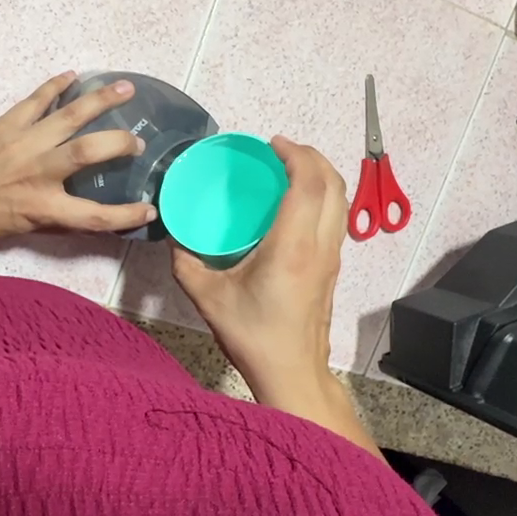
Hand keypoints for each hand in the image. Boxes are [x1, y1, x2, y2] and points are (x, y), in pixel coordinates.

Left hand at [0, 72, 157, 249]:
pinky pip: (36, 100)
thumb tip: (84, 214)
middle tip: (137, 139)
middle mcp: (39, 173)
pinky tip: (73, 75)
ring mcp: (22, 144)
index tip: (150, 210)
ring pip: (70, 116)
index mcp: (43, 207)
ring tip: (125, 88)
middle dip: (120, 143)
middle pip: (92, 152)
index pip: (97, 216)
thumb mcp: (20, 229)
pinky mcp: (5, 125)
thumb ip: (55, 218)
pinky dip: (55, 86)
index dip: (127, 216)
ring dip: (100, 99)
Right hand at [171, 137, 347, 404]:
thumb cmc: (252, 334)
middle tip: (280, 151)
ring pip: (340, 200)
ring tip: (289, 170)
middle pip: (334, 184)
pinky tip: (292, 205)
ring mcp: (331, 257)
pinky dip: (320, 197)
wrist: (291, 371)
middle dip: (311, 157)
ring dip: (320, 176)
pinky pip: (335, 217)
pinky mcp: (332, 268)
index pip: (308, 184)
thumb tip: (176, 240)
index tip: (272, 144)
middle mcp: (319, 245)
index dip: (296, 154)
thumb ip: (186, 264)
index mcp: (292, 247)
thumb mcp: (207, 298)